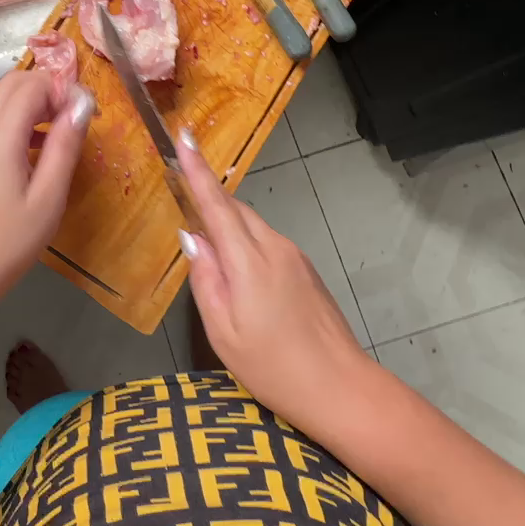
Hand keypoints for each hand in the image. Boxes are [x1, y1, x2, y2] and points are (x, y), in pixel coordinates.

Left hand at [0, 69, 93, 316]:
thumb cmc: (8, 242)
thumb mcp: (48, 197)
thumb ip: (65, 146)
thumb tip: (82, 104)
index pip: (33, 83)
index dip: (64, 88)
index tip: (87, 113)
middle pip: (13, 82)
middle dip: (47, 90)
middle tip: (74, 120)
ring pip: (1, 100)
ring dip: (33, 105)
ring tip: (60, 138)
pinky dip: (17, 122)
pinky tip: (35, 155)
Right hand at [177, 130, 378, 427]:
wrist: (342, 388)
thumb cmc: (273, 367)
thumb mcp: (223, 332)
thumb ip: (205, 279)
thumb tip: (191, 237)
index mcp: (249, 261)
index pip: (216, 204)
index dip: (197, 170)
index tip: (184, 137)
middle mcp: (274, 247)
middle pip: (235, 209)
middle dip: (208, 198)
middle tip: (182, 198)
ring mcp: (294, 256)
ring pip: (251, 225)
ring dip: (227, 225)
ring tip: (209, 251)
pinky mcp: (305, 268)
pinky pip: (266, 242)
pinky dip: (245, 243)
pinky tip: (240, 274)